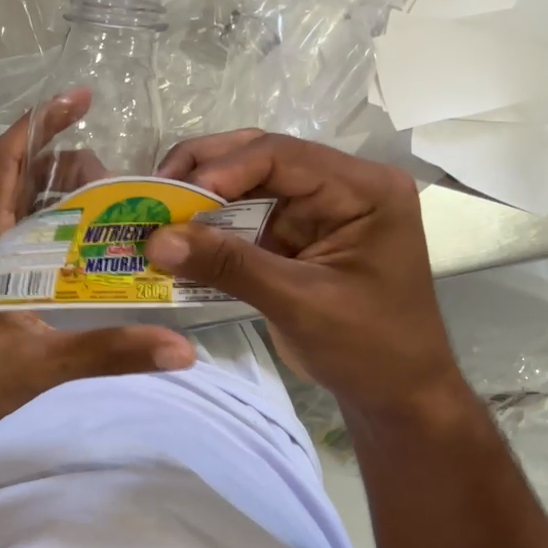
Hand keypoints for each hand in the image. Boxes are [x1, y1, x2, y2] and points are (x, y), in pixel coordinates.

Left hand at [0, 91, 197, 445]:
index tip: (80, 98)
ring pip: (20, 205)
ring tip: (109, 200)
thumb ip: (108, 353)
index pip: (4, 163)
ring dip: (59, 191)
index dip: (38, 123)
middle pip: (16, 175)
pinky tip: (87, 239)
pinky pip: (22, 234)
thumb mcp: (40, 366)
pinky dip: (53, 222)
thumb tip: (180, 347)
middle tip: (114, 177)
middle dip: (63, 159)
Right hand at [146, 130, 465, 415]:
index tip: (172, 200)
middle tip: (153, 194)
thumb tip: (156, 240)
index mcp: (363, 189)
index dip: (222, 169)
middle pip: (260, 157)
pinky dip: (208, 228)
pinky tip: (174, 238)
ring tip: (155, 212)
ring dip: (200, 198)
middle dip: (203, 172)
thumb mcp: (297, 302)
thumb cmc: (367, 347)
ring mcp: (316, 211)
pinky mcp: (295, 236)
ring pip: (246, 184)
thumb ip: (229, 266)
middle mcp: (341, 186)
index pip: (281, 155)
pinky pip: (243, 219)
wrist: (395, 391)